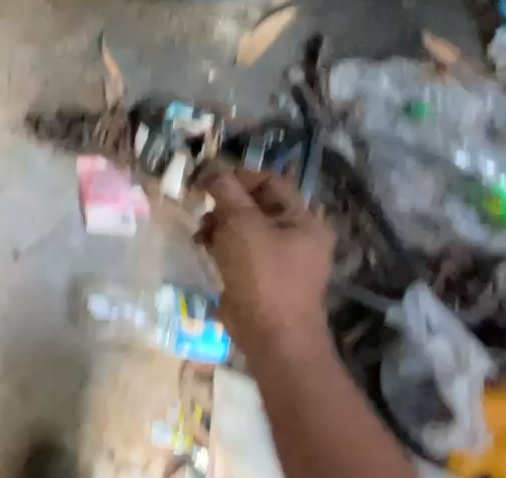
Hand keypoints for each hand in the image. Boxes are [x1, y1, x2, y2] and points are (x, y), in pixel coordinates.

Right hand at [196, 168, 336, 356]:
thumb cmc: (262, 273)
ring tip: (202, 234)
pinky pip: (237, 245)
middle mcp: (296, 234)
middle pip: (253, 202)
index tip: (208, 180)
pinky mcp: (261, 272)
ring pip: (241, 223)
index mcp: (303, 220)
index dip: (238, 175)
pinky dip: (220, 242)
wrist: (272, 335)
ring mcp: (279, 255)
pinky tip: (205, 248)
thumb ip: (225, 190)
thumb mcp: (241, 223)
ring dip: (217, 222)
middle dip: (224, 202)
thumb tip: (211, 171)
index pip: (269, 181)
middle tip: (202, 205)